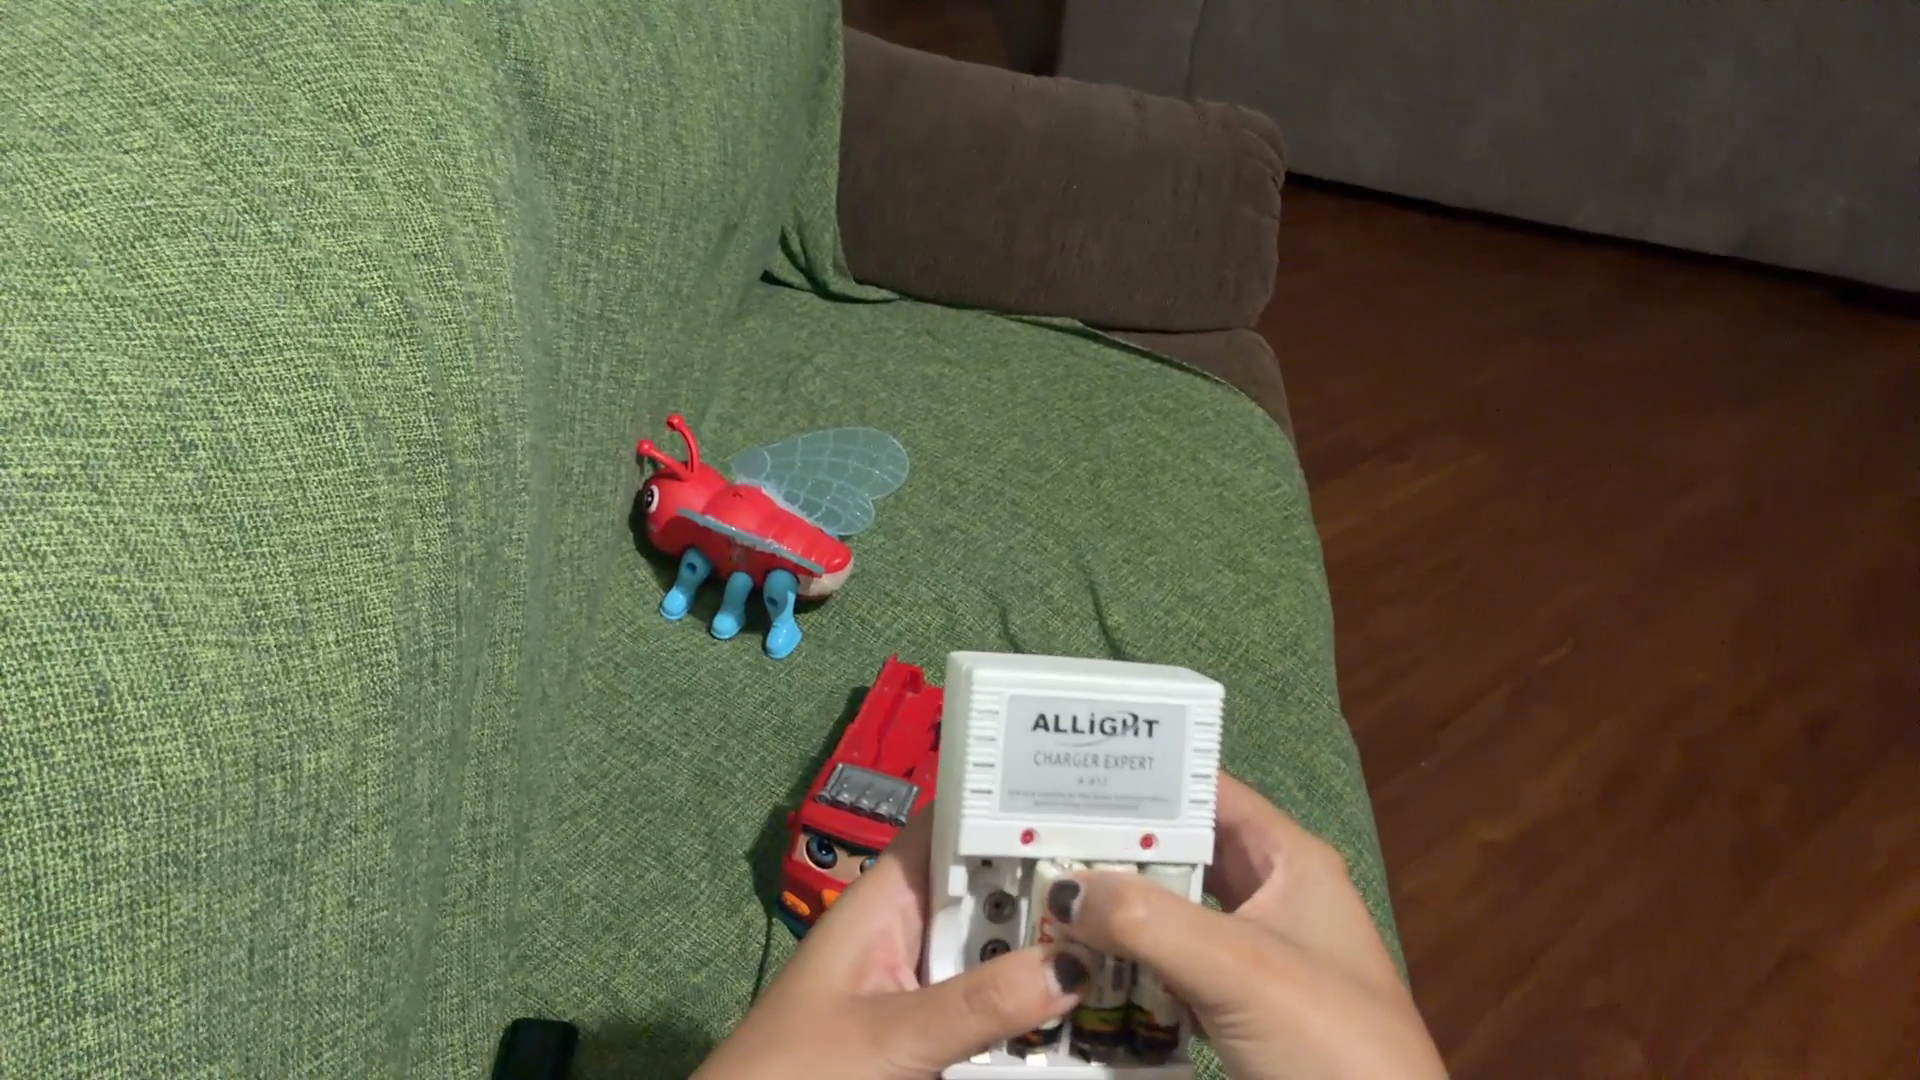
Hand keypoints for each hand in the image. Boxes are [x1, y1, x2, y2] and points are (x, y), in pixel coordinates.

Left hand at [692, 810, 1090, 1078]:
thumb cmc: (800, 1069)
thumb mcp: (892, 1034)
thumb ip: (979, 1004)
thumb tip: (1074, 965)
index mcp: (888, 895)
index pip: (951, 824)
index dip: (1006, 807)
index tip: (1077, 804)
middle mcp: (911, 924)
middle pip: (987, 886)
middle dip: (1044, 883)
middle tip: (1121, 878)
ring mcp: (925, 977)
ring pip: (997, 945)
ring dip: (1045, 946)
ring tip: (1119, 934)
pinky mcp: (934, 1026)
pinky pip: (993, 998)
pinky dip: (1030, 1000)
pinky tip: (1081, 1002)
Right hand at [1046, 772, 1446, 1078]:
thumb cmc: (1330, 1042)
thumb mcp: (1238, 967)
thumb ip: (1145, 919)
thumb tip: (1059, 889)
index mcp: (1289, 859)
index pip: (1207, 791)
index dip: (1147, 775)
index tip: (1076, 768)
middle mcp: (1270, 893)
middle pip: (1182, 848)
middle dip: (1118, 842)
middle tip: (1044, 827)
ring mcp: (1253, 950)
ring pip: (1172, 905)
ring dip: (1119, 901)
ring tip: (1049, 880)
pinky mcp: (1236, 1001)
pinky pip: (1170, 958)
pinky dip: (1130, 953)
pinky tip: (1081, 948)